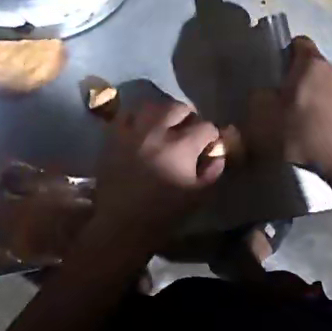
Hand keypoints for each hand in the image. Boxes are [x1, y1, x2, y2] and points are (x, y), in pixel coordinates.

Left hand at [89, 98, 224, 246]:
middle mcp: (157, 132)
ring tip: (165, 125)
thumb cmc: (164, 213)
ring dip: (163, 113)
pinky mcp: (113, 138)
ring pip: (152, 106)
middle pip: (179, 108)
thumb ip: (213, 170)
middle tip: (188, 131)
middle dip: (189, 117)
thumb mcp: (198, 195)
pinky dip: (137, 118)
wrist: (122, 225)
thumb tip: (218, 151)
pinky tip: (141, 129)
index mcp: (181, 147)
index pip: (206, 127)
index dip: (211, 136)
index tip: (209, 146)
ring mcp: (132, 132)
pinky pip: (126, 115)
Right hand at [247, 37, 331, 181]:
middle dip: (293, 78)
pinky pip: (329, 102)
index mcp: (311, 62)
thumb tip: (264, 92)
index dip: (283, 52)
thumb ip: (258, 97)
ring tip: (291, 117)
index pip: (298, 42)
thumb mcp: (264, 116)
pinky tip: (308, 129)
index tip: (271, 70)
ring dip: (306, 95)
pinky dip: (318, 110)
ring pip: (320, 84)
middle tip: (276, 97)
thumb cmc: (302, 131)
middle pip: (309, 65)